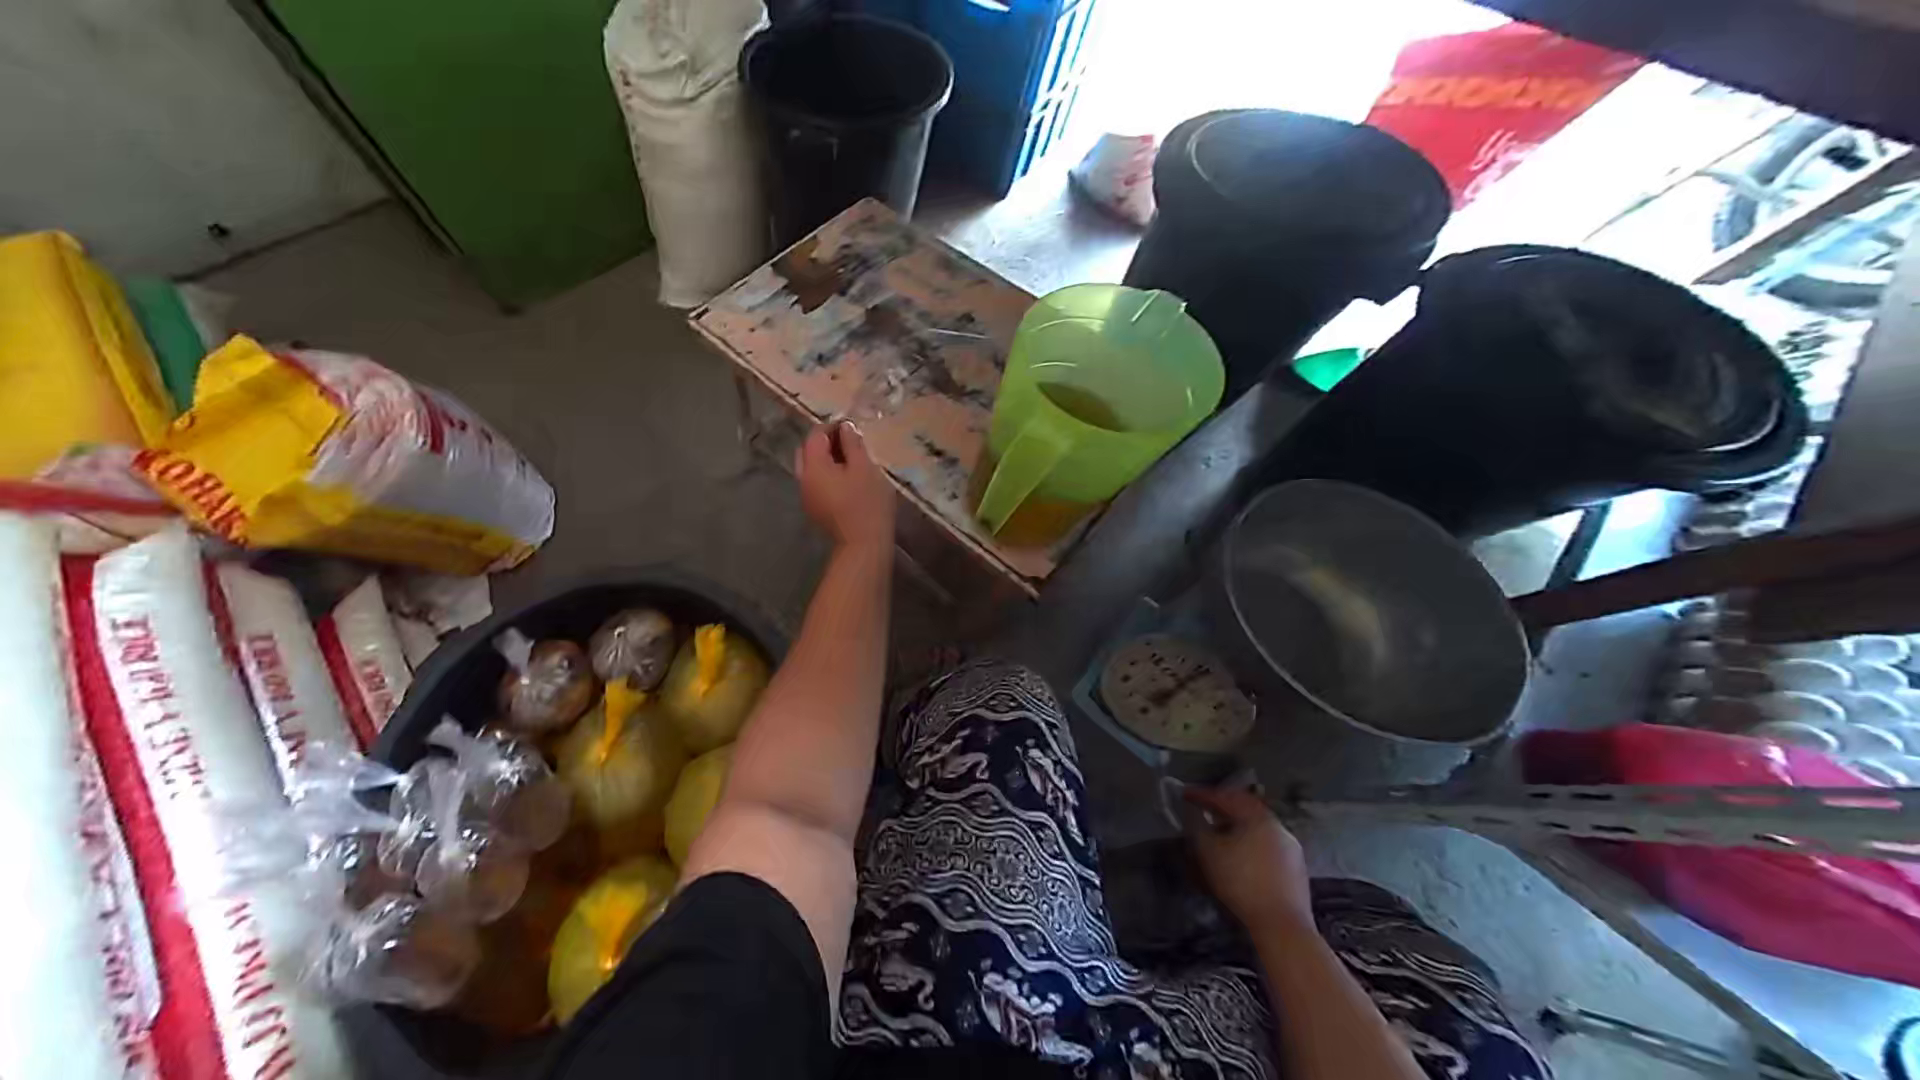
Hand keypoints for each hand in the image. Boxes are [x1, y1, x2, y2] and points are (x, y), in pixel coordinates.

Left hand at [796, 421, 895, 552]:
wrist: (863, 546)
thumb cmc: (867, 504)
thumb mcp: (865, 468)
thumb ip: (853, 444)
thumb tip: (845, 427)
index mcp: (813, 466)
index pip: (815, 436)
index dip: (832, 426)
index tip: (852, 427)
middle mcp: (803, 480)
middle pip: (807, 452)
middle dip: (825, 443)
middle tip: (850, 443)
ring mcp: (807, 497)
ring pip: (811, 469)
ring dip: (827, 460)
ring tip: (851, 461)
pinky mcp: (815, 510)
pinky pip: (817, 484)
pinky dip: (828, 476)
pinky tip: (847, 481)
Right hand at [1183, 785, 1314, 935]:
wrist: (1283, 926)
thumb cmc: (1242, 883)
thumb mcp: (1210, 853)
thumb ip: (1198, 828)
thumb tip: (1194, 814)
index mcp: (1258, 817)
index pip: (1226, 796)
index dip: (1202, 794)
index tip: (1184, 793)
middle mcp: (1278, 827)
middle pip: (1245, 809)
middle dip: (1222, 808)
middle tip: (1203, 809)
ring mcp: (1291, 848)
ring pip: (1257, 828)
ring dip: (1236, 826)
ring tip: (1218, 833)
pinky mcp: (1296, 869)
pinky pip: (1267, 845)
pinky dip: (1249, 843)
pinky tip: (1239, 856)